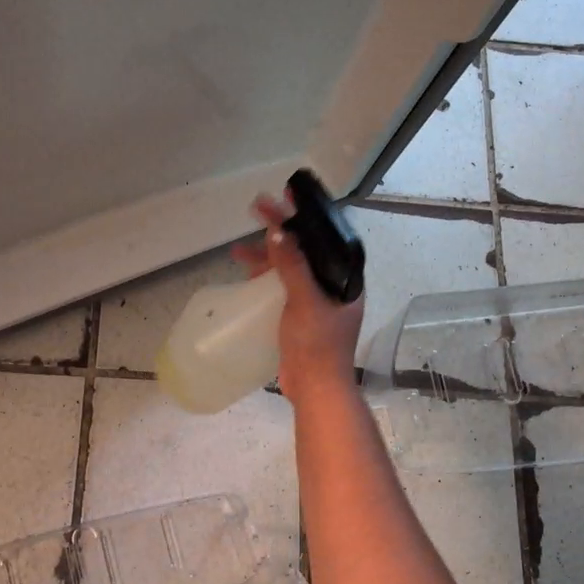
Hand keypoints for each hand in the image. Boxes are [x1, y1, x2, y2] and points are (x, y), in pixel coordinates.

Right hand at [231, 193, 364, 406]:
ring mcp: (317, 301)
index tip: (286, 194)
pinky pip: (282, 286)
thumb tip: (278, 232)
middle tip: (255, 208)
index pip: (327, 235)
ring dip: (267, 255)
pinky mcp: (300, 316)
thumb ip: (293, 266)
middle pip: (306, 248)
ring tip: (237, 250)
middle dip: (281, 229)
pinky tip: (246, 274)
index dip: (307, 213)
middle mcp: (334, 285)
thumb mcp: (305, 301)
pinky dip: (265, 277)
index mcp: (346, 279)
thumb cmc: (318, 345)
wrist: (316, 390)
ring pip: (291, 267)